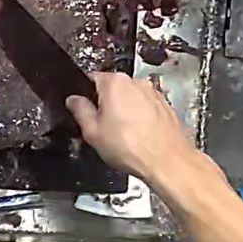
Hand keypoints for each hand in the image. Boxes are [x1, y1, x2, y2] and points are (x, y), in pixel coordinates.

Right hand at [66, 72, 215, 187]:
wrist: (168, 162)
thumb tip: (74, 100)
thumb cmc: (131, 148)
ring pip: (129, 98)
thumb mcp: (92, 132)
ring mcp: (153, 93)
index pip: (91, 79)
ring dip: (123, 111)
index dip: (85, 97)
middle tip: (102, 128)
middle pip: (111, 88)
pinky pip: (144, 107)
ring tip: (122, 136)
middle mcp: (135, 82)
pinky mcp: (165, 105)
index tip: (85, 112)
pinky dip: (139, 118)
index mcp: (114, 83)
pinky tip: (137, 137)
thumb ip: (80, 110)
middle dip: (105, 104)